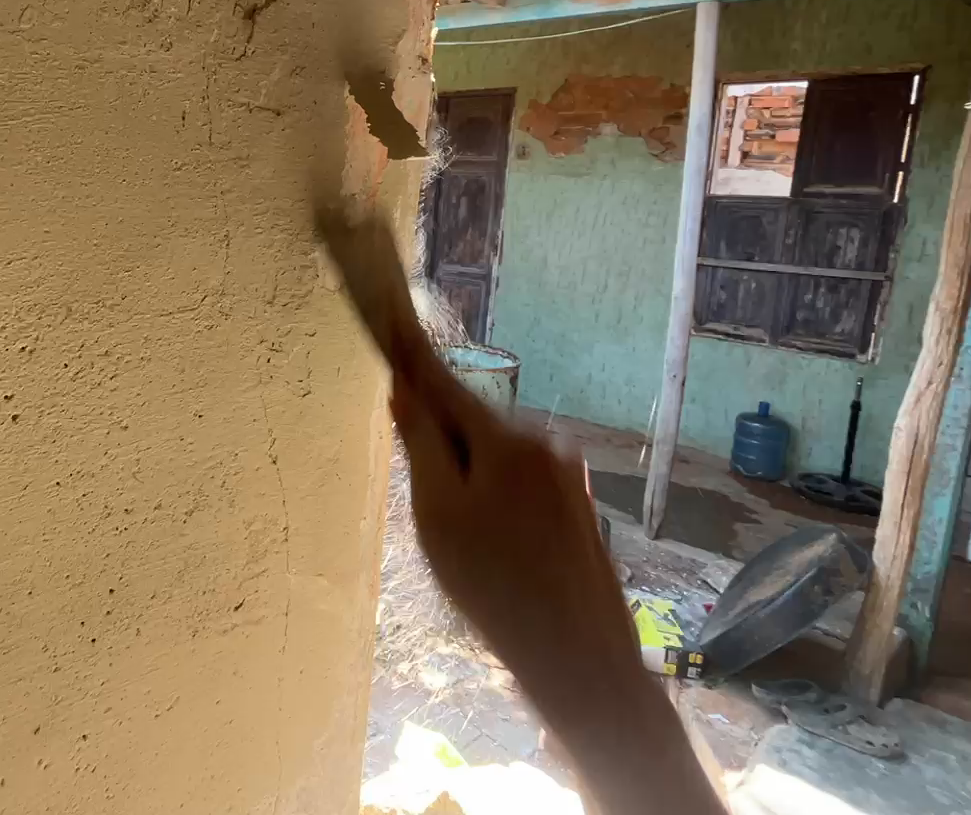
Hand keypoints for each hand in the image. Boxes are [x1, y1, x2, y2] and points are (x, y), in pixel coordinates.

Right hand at [390, 376, 723, 814]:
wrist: (581, 662)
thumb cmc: (492, 584)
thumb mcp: (437, 511)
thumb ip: (421, 442)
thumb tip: (403, 389)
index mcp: (505, 439)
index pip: (442, 380)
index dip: (409, 350)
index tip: (390, 309)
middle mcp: (542, 444)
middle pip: (468, 421)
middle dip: (436, 438)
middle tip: (420, 494)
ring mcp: (564, 475)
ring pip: (490, 454)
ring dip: (463, 473)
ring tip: (457, 537)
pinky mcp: (574, 505)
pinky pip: (515, 479)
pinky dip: (488, 493)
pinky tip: (488, 546)